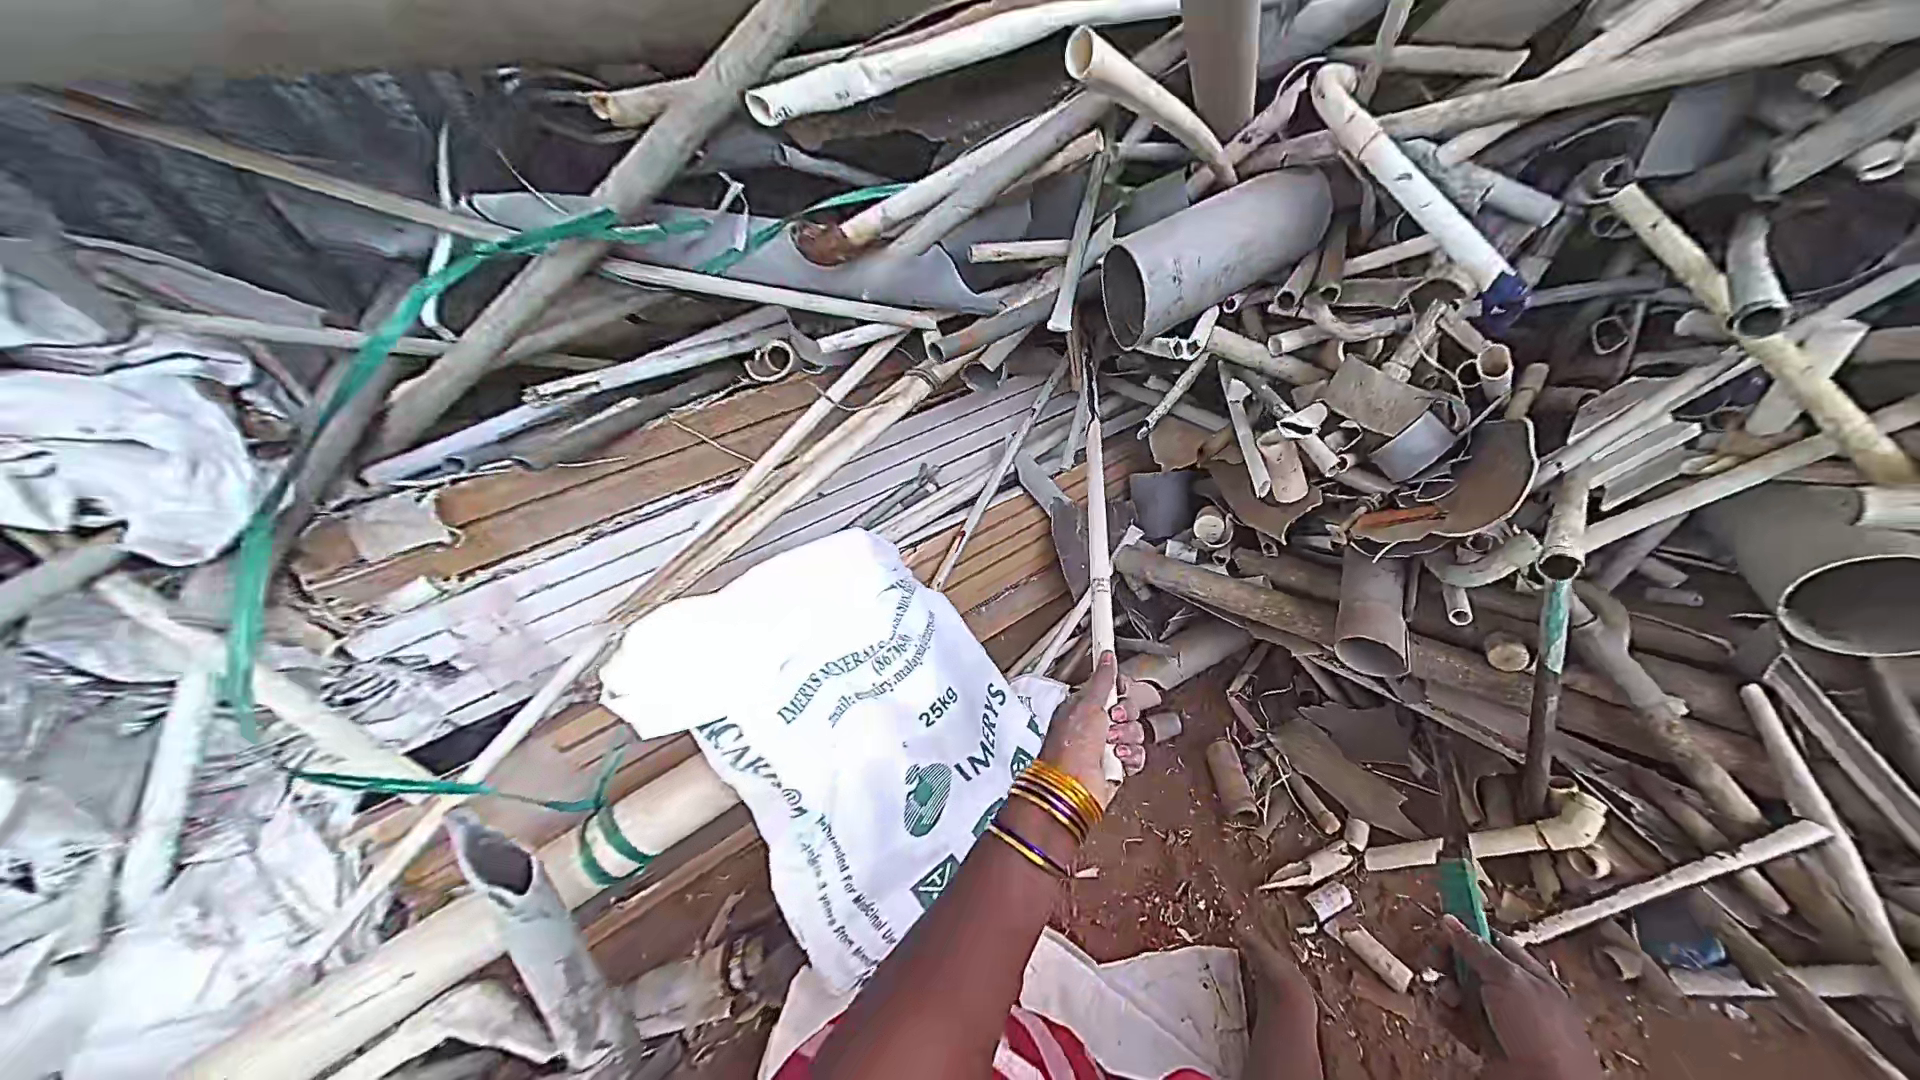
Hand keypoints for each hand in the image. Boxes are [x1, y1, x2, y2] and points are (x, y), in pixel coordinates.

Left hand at [1039, 652, 1143, 807]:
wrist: (1073, 786)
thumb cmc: (1071, 746)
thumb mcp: (1088, 705)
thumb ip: (1102, 680)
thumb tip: (1107, 655)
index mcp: (1085, 705)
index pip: (1113, 688)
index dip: (1121, 688)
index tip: (1121, 690)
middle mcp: (1096, 723)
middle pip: (1130, 708)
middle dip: (1127, 714)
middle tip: (1114, 720)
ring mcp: (1107, 745)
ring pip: (1137, 731)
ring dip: (1128, 737)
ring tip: (1113, 744)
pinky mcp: (1117, 765)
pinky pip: (1138, 754)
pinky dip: (1132, 757)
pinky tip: (1120, 759)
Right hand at [1443, 915, 1601, 1079]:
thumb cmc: (1539, 1033)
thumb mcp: (1509, 981)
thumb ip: (1477, 949)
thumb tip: (1450, 920)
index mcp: (1528, 976)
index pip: (1492, 941)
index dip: (1466, 932)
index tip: (1442, 929)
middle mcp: (1511, 994)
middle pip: (1468, 964)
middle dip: (1447, 961)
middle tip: (1435, 962)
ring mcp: (1497, 1019)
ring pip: (1458, 989)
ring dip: (1445, 989)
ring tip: (1448, 999)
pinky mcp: (1482, 1039)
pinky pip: (1454, 1017)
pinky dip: (1444, 1013)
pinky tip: (1445, 1015)